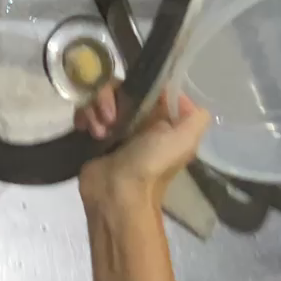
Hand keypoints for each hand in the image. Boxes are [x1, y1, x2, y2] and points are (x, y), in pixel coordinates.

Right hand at [75, 84, 208, 217]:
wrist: (116, 195)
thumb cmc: (150, 165)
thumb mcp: (184, 141)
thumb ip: (196, 118)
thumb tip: (177, 95)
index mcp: (161, 119)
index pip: (147, 86)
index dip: (138, 86)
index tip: (132, 97)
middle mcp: (138, 119)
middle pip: (119, 89)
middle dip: (110, 99)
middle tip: (110, 118)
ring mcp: (113, 125)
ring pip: (100, 97)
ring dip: (96, 110)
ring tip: (99, 132)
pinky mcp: (92, 133)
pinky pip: (85, 110)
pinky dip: (84, 117)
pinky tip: (86, 131)